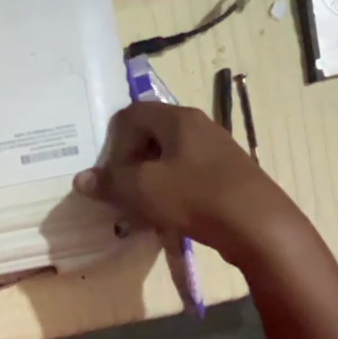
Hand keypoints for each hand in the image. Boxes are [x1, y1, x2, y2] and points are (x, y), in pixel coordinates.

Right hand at [74, 101, 297, 260]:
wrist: (256, 224)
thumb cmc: (195, 196)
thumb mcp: (143, 190)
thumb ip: (110, 182)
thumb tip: (82, 179)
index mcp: (177, 119)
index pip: (132, 114)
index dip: (114, 141)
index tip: (111, 172)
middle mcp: (197, 126)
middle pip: (150, 136)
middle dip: (129, 164)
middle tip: (121, 192)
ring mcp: (214, 150)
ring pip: (168, 159)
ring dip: (148, 182)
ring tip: (142, 209)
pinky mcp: (225, 175)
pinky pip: (186, 176)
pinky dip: (170, 192)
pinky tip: (168, 216)